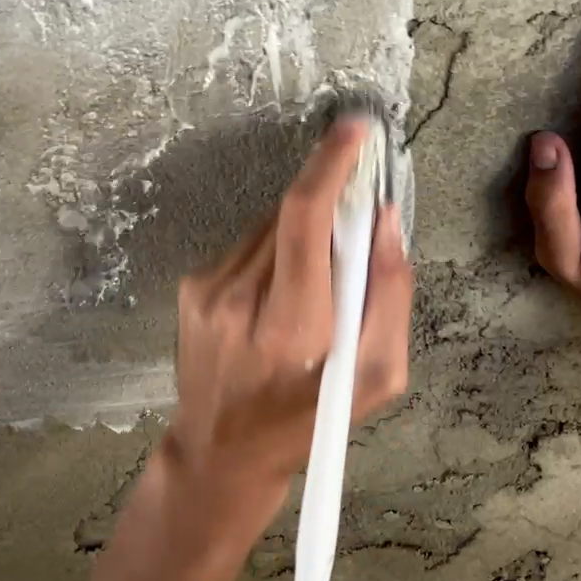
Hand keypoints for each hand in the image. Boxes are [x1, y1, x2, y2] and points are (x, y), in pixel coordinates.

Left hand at [165, 118, 413, 492]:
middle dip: (327, 215)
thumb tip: (383, 219)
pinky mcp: (190, 284)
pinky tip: (270, 301)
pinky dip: (271, 255)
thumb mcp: (376, 377)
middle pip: (291, 217)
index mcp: (291, 324)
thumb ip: (389, 294)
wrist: (221, 451)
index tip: (352, 129)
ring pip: (269, 228)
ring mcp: (207, 288)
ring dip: (298, 240)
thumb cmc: (309, 421)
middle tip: (344, 251)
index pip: (304, 219)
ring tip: (302, 295)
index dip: (329, 165)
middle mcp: (238, 297)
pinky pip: (246, 245)